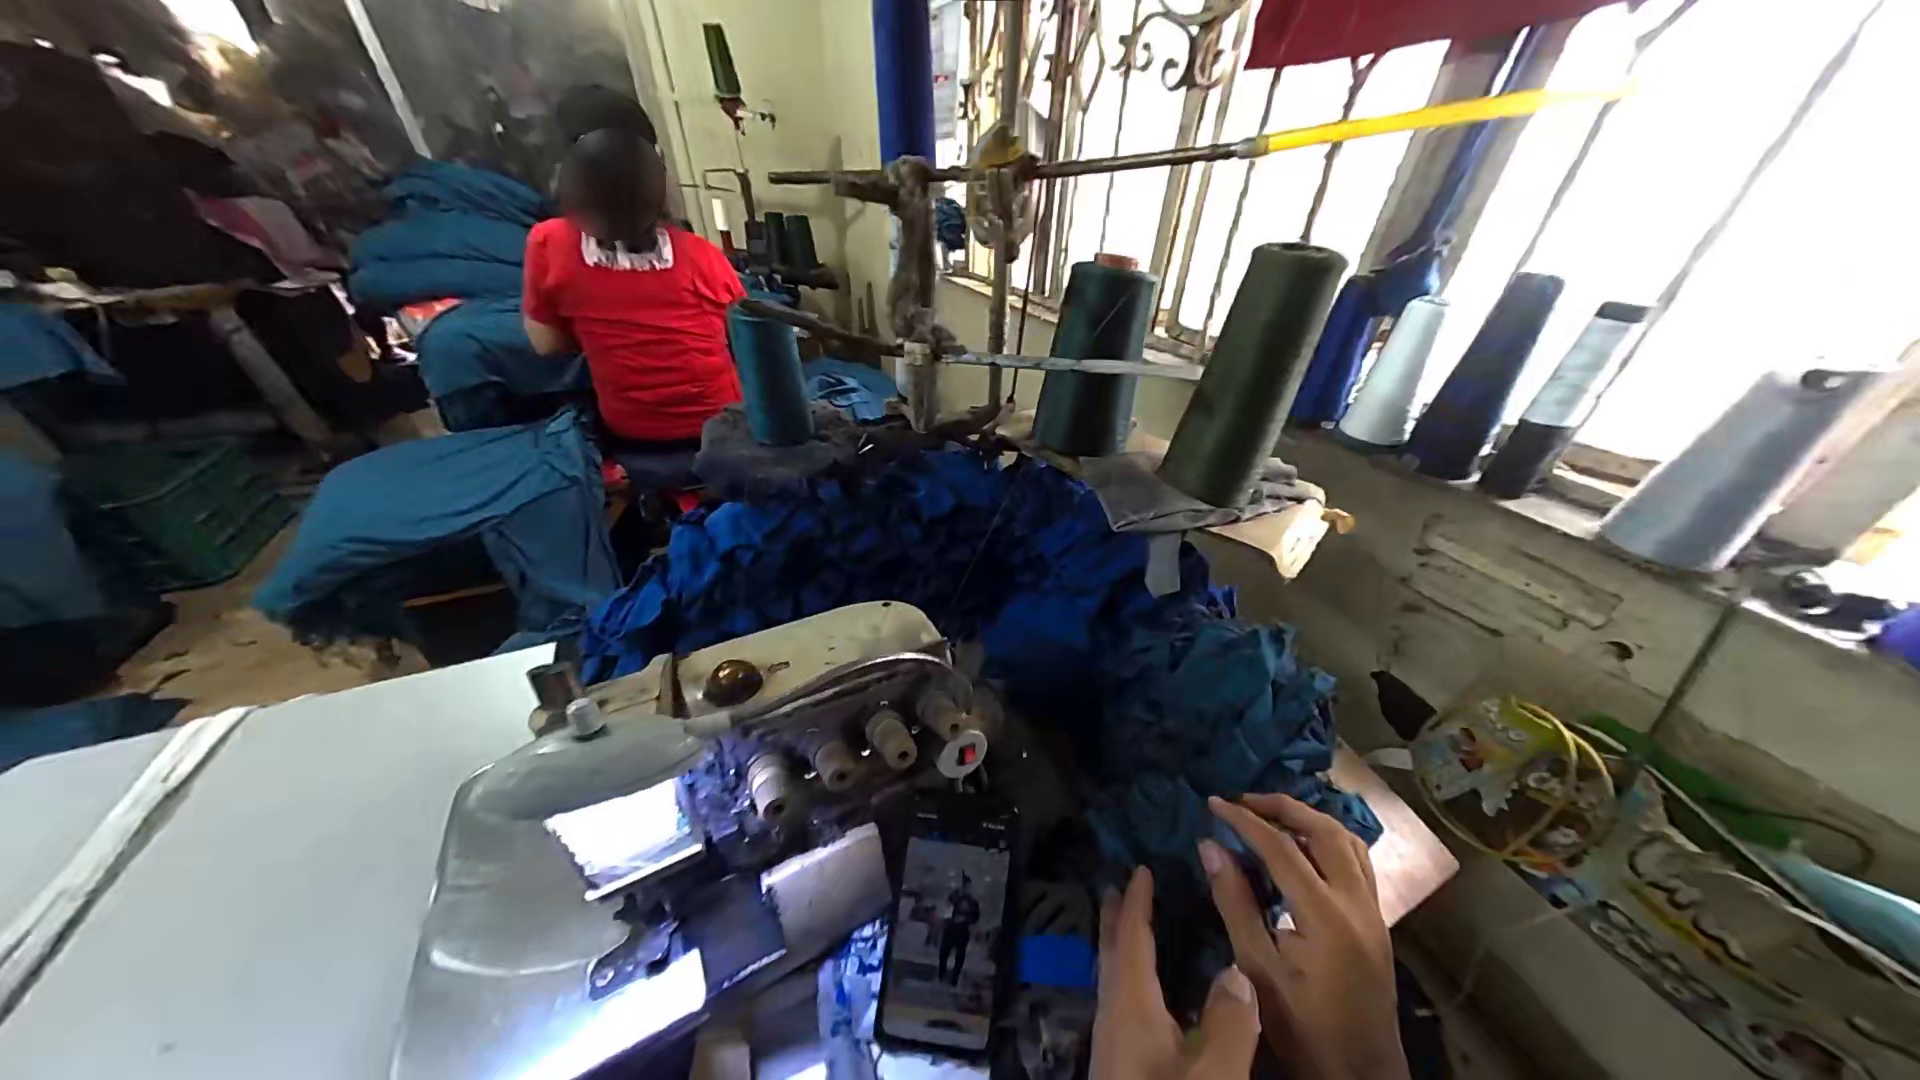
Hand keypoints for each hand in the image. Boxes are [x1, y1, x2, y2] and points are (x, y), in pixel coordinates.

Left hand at [1091, 867, 1262, 1079]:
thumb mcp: (1210, 1077)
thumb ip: (1227, 1025)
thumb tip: (1237, 973)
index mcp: (1129, 1004)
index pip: (1131, 937)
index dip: (1136, 902)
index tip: (1140, 869)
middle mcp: (1114, 1015)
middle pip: (1113, 951)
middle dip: (1117, 917)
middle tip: (1119, 886)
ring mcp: (1113, 1044)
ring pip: (1114, 978)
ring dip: (1122, 947)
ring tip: (1134, 929)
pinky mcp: (1120, 1067)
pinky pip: (1122, 1002)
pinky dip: (1132, 979)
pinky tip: (1149, 998)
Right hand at [1200, 794, 1408, 1079]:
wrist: (1360, 1078)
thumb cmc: (1302, 1028)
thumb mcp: (1256, 968)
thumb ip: (1234, 901)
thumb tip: (1210, 845)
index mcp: (1326, 916)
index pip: (1280, 847)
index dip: (1243, 820)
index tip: (1213, 803)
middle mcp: (1358, 904)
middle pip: (1324, 832)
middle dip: (1282, 807)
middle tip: (1243, 801)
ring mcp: (1374, 913)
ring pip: (1349, 843)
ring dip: (1309, 820)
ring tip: (1271, 815)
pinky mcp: (1377, 923)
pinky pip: (1358, 863)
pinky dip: (1328, 841)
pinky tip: (1303, 848)